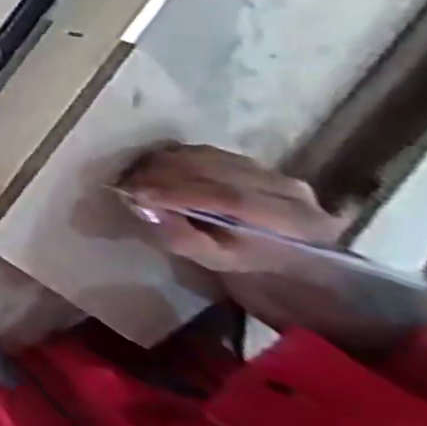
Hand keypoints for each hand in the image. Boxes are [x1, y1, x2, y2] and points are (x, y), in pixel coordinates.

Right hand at [119, 143, 343, 272]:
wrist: (297, 271)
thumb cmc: (255, 273)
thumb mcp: (218, 263)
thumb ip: (182, 237)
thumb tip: (143, 206)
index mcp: (293, 224)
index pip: (229, 196)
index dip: (178, 192)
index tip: (136, 193)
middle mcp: (290, 191)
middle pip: (216, 170)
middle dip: (165, 172)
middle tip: (129, 181)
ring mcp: (276, 173)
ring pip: (210, 157)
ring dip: (167, 162)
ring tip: (140, 174)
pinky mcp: (260, 164)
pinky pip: (211, 153)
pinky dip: (179, 157)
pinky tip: (159, 167)